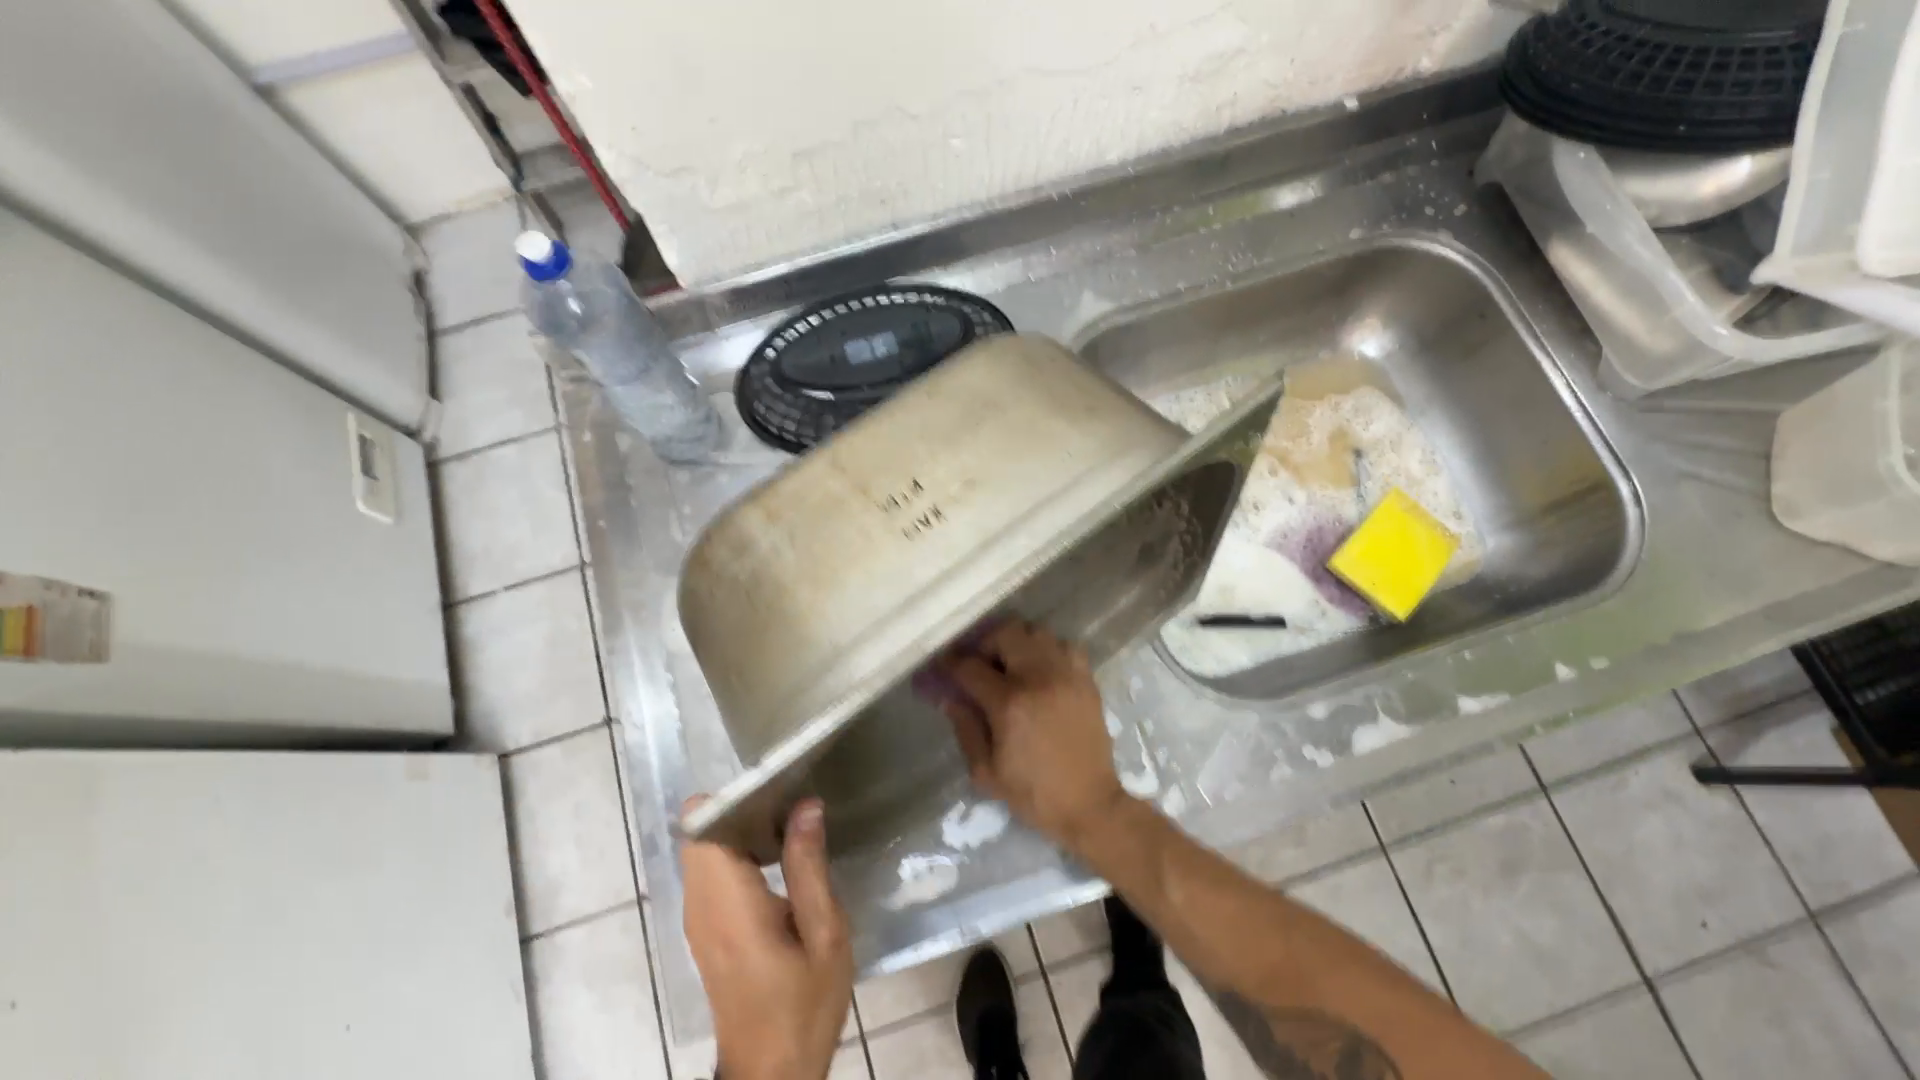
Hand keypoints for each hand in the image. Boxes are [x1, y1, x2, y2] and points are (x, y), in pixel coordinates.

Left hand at [681, 797, 851, 1079]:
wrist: (772, 1068)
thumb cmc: (805, 1005)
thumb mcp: (825, 934)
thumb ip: (809, 867)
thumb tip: (805, 805)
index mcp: (728, 904)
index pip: (704, 827)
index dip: (734, 799)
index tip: (777, 790)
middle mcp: (700, 905)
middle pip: (702, 833)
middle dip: (742, 809)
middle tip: (793, 804)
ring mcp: (697, 918)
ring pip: (704, 849)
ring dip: (741, 830)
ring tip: (792, 824)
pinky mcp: (704, 927)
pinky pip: (711, 872)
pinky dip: (738, 854)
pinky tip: (780, 858)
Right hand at [934, 620, 1129, 851]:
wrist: (1089, 805)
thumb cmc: (1033, 794)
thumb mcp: (985, 771)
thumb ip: (965, 728)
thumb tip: (950, 697)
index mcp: (1010, 704)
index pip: (970, 667)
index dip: (950, 664)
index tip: (941, 667)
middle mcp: (1039, 678)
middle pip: (1005, 634)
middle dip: (985, 645)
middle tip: (978, 665)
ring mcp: (1067, 675)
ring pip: (1036, 633)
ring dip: (1016, 644)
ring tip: (1009, 666)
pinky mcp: (1087, 681)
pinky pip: (1064, 646)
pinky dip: (1047, 651)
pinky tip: (1040, 672)